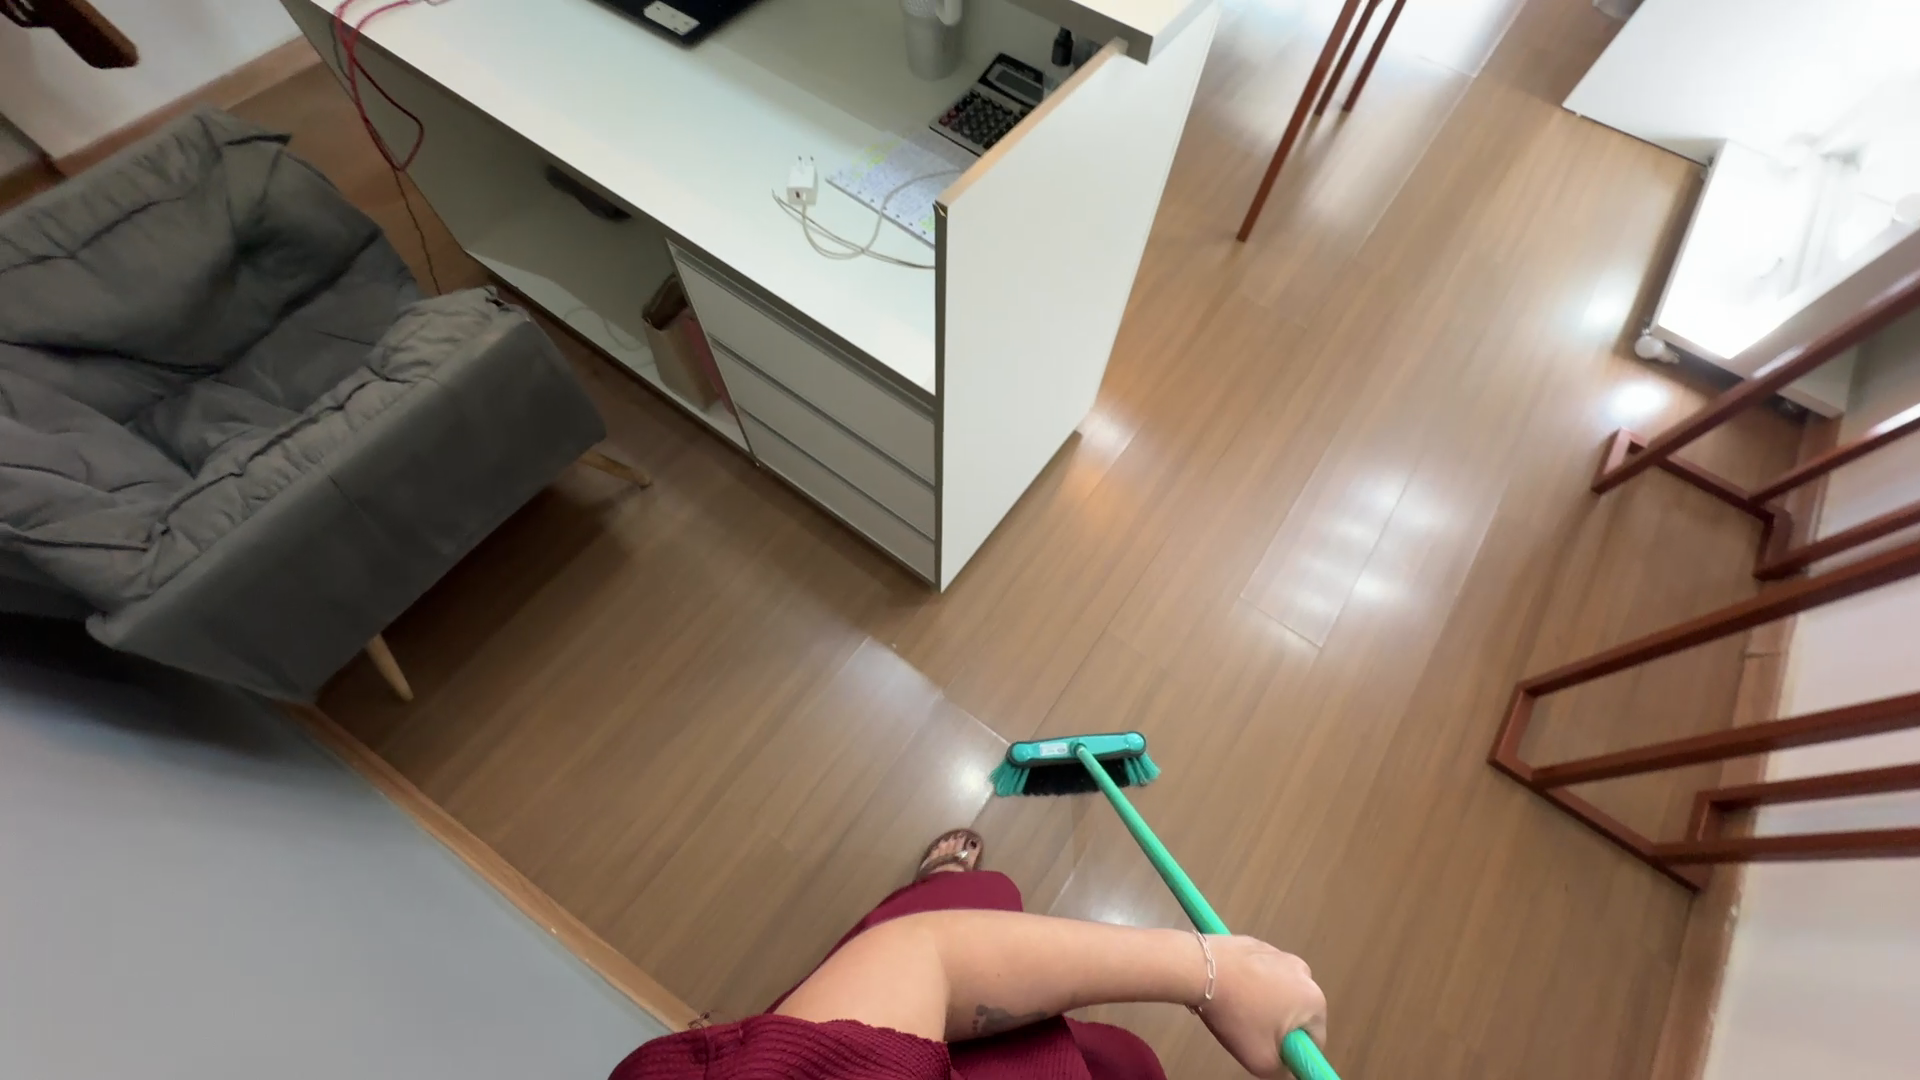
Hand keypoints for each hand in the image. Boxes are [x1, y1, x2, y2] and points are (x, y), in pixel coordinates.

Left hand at [1195, 936, 1326, 1077]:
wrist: (1198, 968)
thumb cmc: (1235, 1015)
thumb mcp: (1263, 1062)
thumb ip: (1284, 1072)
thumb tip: (1287, 1068)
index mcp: (1314, 999)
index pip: (1314, 1039)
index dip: (1293, 1051)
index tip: (1270, 1049)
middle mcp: (1302, 971)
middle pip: (1297, 1012)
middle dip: (1279, 1024)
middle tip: (1252, 1030)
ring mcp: (1277, 951)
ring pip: (1277, 990)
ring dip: (1264, 1002)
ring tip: (1238, 1007)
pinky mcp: (1254, 942)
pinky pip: (1260, 971)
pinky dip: (1249, 980)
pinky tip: (1230, 986)